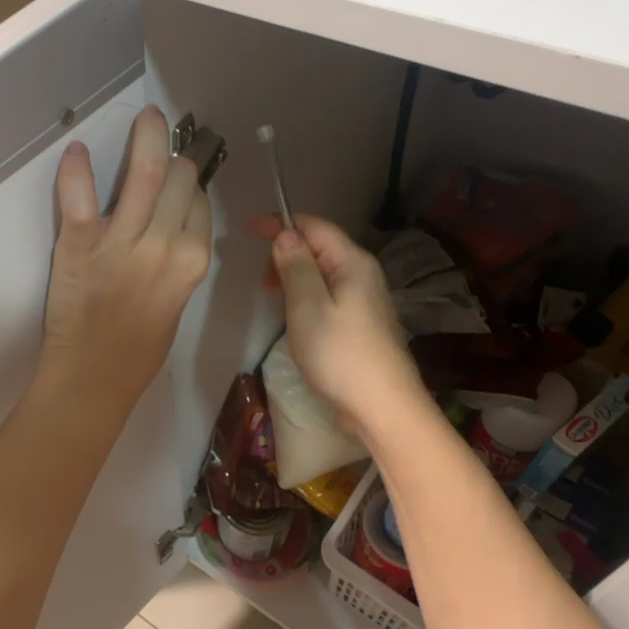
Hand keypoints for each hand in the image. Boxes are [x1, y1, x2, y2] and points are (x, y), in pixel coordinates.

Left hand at [40, 107, 211, 409]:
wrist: (92, 379)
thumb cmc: (136, 355)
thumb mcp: (176, 308)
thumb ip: (179, 267)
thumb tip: (176, 233)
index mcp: (192, 263)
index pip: (200, 205)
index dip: (190, 190)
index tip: (181, 181)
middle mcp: (164, 245)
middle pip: (180, 180)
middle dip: (175, 161)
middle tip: (164, 144)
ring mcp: (122, 242)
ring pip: (146, 173)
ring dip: (147, 138)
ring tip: (147, 119)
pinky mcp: (80, 244)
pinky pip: (81, 195)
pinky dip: (77, 169)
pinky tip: (77, 151)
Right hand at [248, 214, 422, 423]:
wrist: (380, 404)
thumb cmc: (340, 353)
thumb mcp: (307, 306)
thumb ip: (295, 267)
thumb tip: (285, 235)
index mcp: (351, 262)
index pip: (315, 226)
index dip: (281, 223)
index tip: (248, 231)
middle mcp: (362, 273)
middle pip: (319, 247)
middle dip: (285, 253)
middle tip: (261, 283)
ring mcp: (364, 299)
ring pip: (322, 272)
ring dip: (293, 277)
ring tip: (273, 300)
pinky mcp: (361, 323)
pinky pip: (328, 294)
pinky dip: (305, 295)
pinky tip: (295, 318)